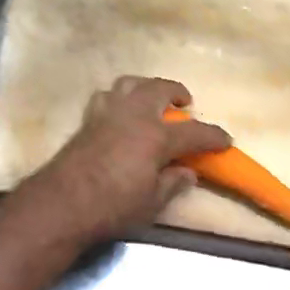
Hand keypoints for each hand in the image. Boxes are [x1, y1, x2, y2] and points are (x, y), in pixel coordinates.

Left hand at [8, 76, 232, 245]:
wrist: (64, 200)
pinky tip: (120, 109)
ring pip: (129, 83)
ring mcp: (108, 111)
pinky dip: (118, 97)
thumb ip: (172, 183)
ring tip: (152, 97)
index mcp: (156, 136)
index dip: (213, 135)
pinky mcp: (88, 117)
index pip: (193, 132)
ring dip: (145, 86)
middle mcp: (133, 115)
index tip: (226, 139)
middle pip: (158, 89)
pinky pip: (107, 95)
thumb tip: (187, 172)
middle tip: (185, 102)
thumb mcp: (152, 203)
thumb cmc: (113, 206)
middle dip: (176, 91)